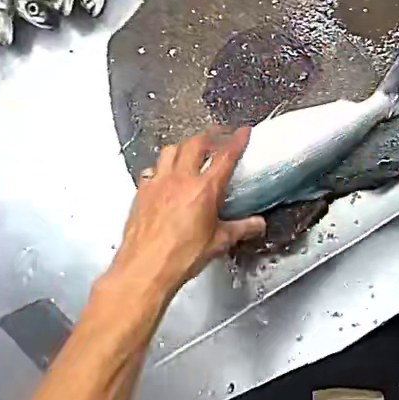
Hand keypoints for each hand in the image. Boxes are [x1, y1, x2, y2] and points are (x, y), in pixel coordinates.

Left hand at [104, 127, 265, 300]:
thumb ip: (240, 229)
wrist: (145, 267)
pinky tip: (163, 175)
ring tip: (190, 150)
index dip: (236, 141)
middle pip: (195, 144)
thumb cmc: (180, 257)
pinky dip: (160, 167)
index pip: (225, 156)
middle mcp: (180, 179)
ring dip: (183, 146)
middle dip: (209, 135)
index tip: (242, 132)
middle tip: (217, 134)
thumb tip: (257, 224)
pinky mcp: (142, 192)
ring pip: (170, 151)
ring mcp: (158, 183)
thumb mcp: (218, 243)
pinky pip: (151, 170)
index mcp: (204, 190)